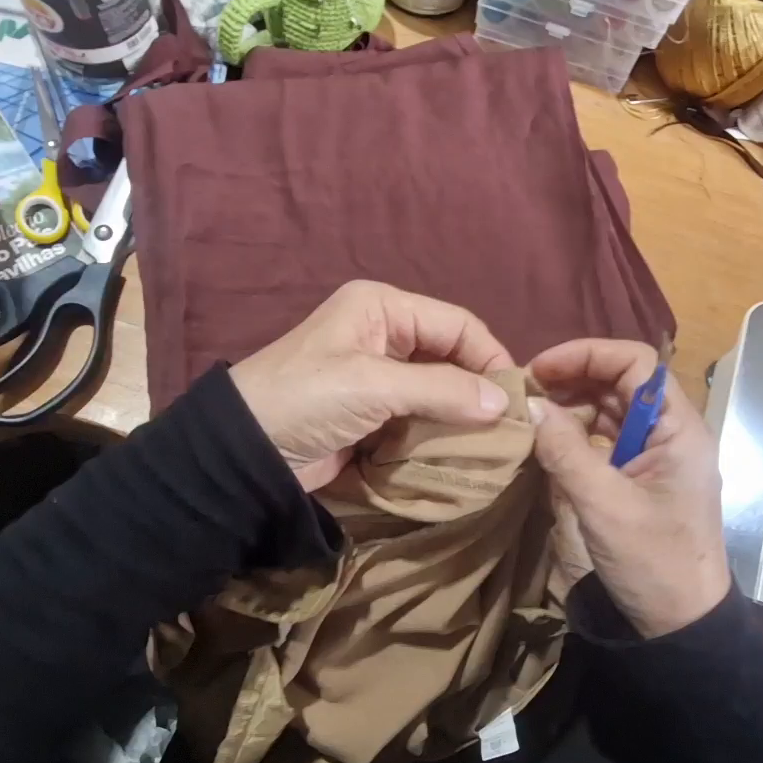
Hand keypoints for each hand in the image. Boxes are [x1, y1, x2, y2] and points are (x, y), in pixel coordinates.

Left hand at [230, 281, 515, 490]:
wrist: (243, 453)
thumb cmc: (306, 399)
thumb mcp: (374, 386)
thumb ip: (442, 390)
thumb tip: (504, 404)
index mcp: (383, 308)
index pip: (456, 324)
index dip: (490, 357)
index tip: (518, 399)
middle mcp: (384, 336)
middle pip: (450, 357)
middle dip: (479, 390)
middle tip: (512, 428)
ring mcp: (378, 379)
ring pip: (438, 392)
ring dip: (461, 417)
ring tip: (495, 445)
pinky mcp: (372, 416)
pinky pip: (419, 419)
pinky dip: (439, 434)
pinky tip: (462, 454)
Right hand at [527, 339, 730, 637]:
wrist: (680, 626)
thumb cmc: (653, 561)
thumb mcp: (604, 505)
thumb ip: (565, 450)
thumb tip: (529, 403)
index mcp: (678, 429)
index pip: (637, 363)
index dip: (588, 355)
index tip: (541, 371)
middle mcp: (668, 433)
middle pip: (619, 383)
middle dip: (571, 380)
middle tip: (523, 394)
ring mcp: (652, 457)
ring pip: (608, 410)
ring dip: (568, 407)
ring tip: (527, 417)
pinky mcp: (636, 478)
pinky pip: (602, 441)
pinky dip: (572, 436)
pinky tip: (544, 443)